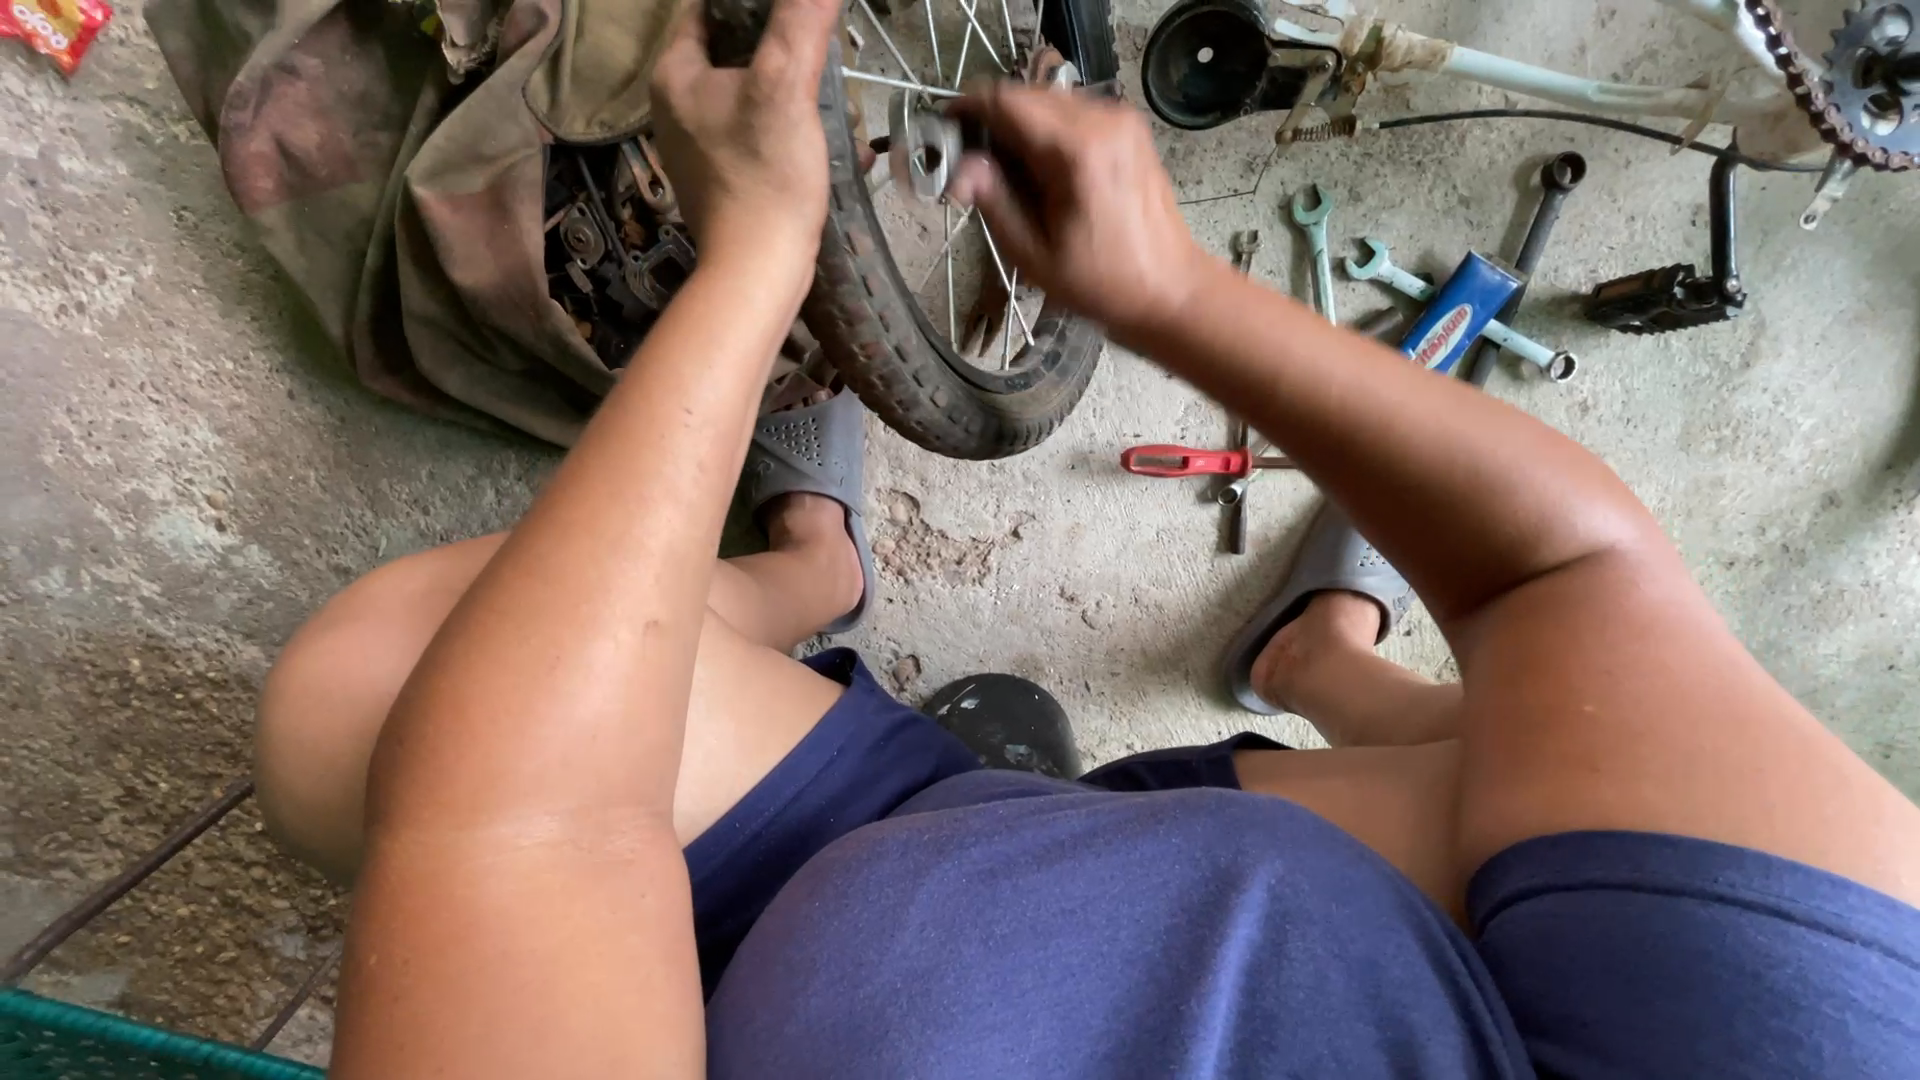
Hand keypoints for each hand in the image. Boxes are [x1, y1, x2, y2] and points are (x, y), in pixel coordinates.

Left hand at [649, 0, 838, 263]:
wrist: (759, 272)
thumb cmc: (766, 178)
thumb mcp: (786, 87)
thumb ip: (800, 21)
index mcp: (675, 75)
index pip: (709, 9)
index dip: (755, 8)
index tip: (799, 19)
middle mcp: (677, 110)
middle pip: (736, 57)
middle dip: (788, 59)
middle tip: (827, 71)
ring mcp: (700, 152)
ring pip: (754, 103)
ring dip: (798, 104)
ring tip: (835, 116)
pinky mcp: (725, 187)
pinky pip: (761, 144)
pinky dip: (794, 142)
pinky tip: (828, 152)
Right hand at [946, 84, 1207, 337]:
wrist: (1168, 288)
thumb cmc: (1101, 283)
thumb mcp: (1034, 254)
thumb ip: (994, 202)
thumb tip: (958, 167)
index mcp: (1078, 149)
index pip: (1006, 102)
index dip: (966, 112)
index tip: (942, 136)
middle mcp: (1104, 118)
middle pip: (1026, 95)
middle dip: (990, 123)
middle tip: (967, 165)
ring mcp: (1121, 119)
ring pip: (1048, 101)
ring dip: (1017, 127)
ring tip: (1002, 174)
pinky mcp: (1128, 129)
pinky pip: (1072, 114)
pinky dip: (1045, 132)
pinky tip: (1038, 172)